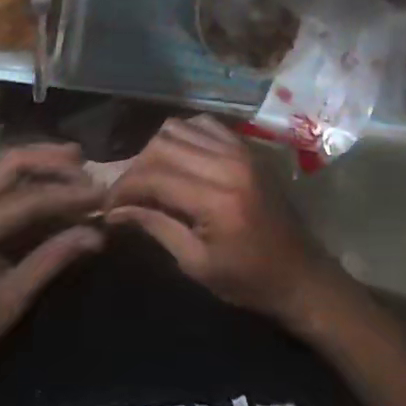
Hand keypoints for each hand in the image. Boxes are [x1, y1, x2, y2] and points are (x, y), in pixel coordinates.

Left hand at [0, 143, 103, 386]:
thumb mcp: (10, 302)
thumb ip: (52, 260)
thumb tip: (97, 234)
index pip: (30, 199)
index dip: (70, 195)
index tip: (103, 196)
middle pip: (13, 163)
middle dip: (55, 162)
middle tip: (88, 170)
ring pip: (5, 164)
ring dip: (43, 162)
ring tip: (77, 166)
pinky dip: (30, 175)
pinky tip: (53, 183)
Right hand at [107, 116, 340, 325]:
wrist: (299, 273)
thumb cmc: (247, 280)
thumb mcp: (196, 263)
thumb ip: (156, 227)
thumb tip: (116, 209)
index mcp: (217, 199)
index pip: (154, 175)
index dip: (123, 188)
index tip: (107, 206)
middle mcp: (229, 164)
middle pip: (164, 144)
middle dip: (136, 167)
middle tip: (126, 193)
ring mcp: (242, 151)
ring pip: (182, 127)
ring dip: (158, 149)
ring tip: (150, 178)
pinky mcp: (249, 148)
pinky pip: (207, 126)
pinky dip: (185, 136)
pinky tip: (179, 162)